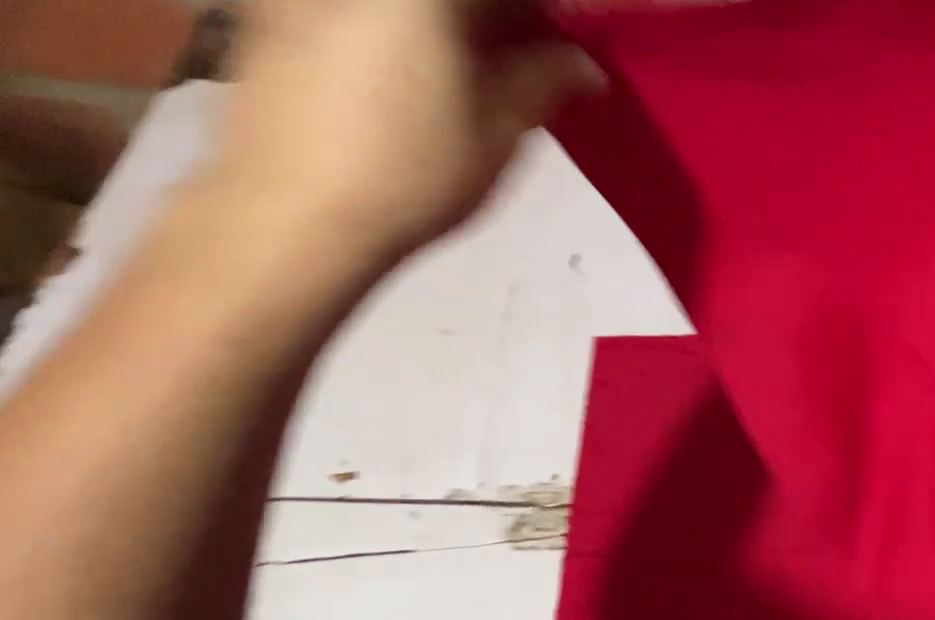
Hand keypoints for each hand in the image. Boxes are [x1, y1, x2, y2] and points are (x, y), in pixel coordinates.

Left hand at [204, 0, 604, 268]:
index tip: (576, 45)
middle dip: (508, 17)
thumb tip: (582, 65)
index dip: (554, 15)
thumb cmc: (411, 173)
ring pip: (418, 10)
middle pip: (459, 0)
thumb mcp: (499, 131)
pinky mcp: (280, 7)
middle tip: (546, 56)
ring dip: (465, 29)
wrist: (293, 211)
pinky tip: (431, 68)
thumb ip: (544, 81)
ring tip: (496, 66)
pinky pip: (371, 15)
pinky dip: (413, 31)